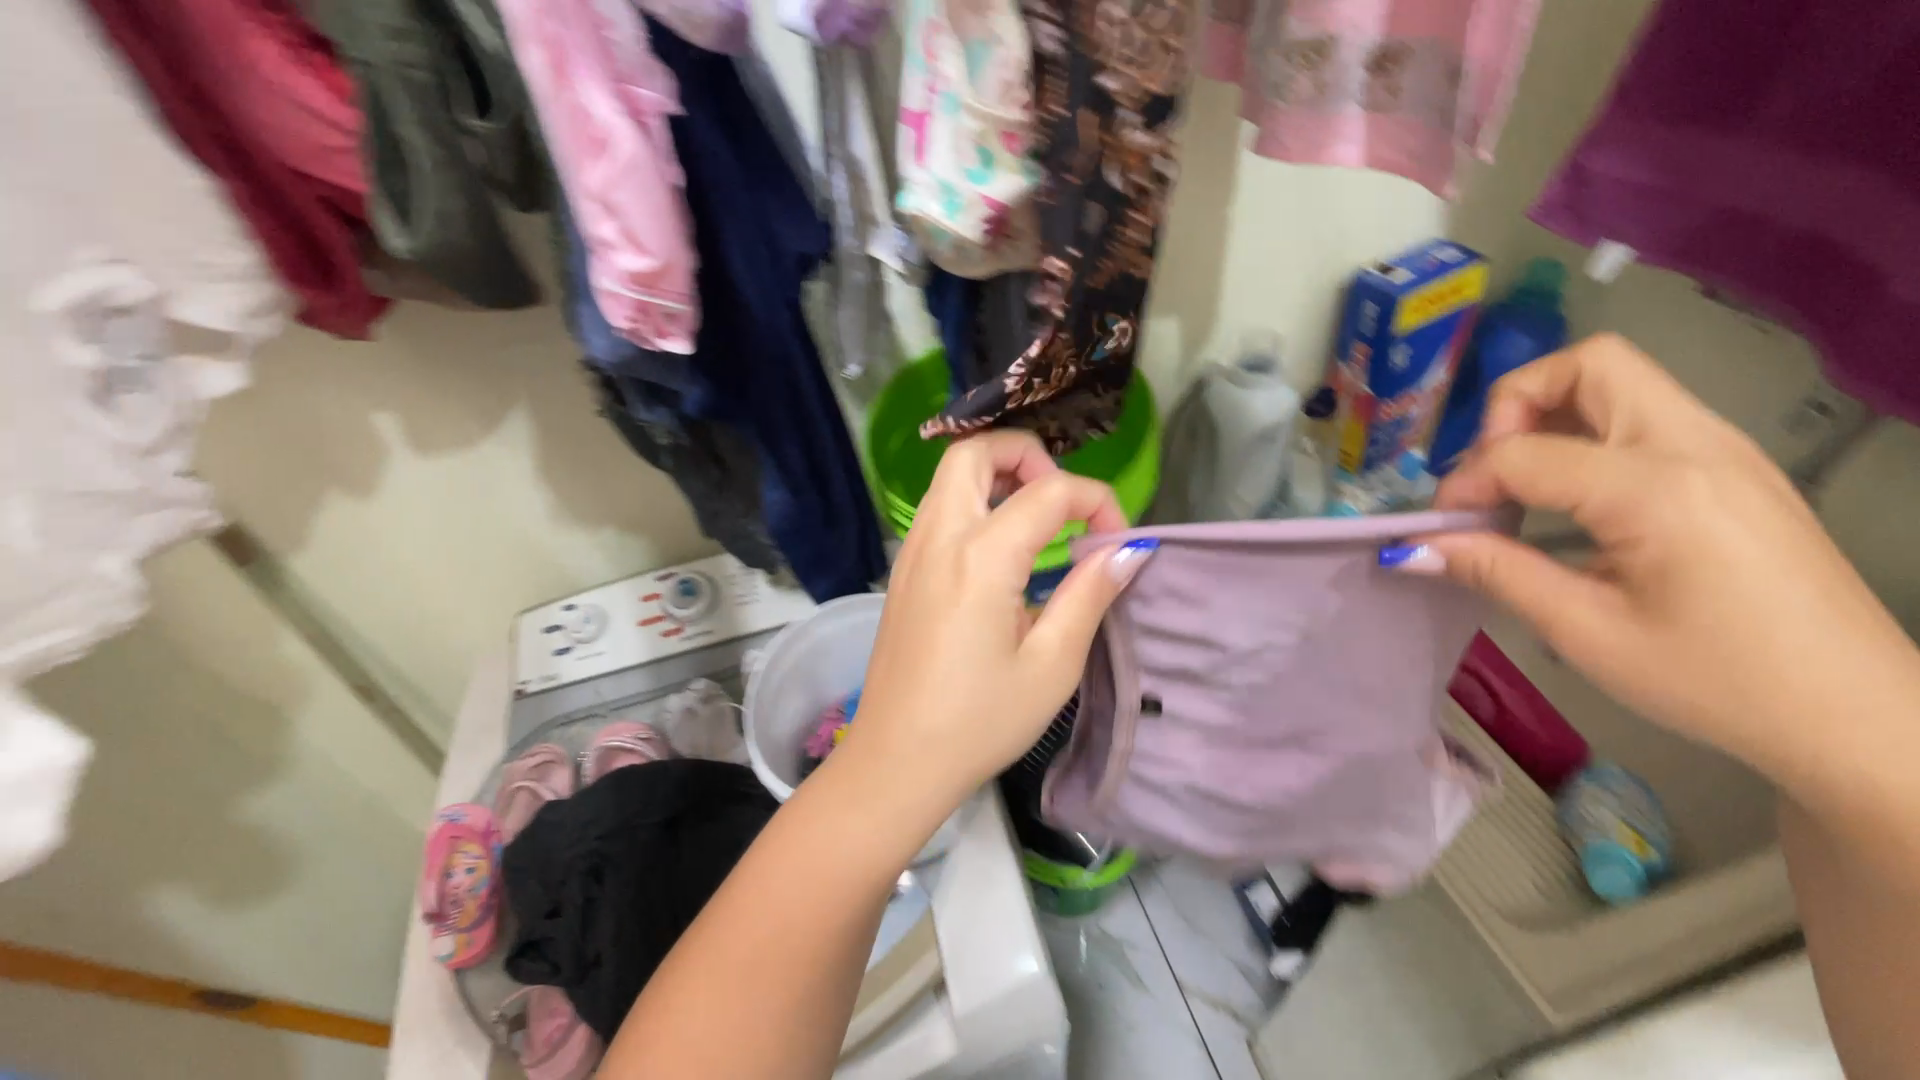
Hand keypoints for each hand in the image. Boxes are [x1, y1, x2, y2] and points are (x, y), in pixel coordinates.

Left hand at [842, 430, 1150, 808]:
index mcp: (980, 556)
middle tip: (1062, 505)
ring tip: (1039, 522)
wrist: (896, 760)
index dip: (1096, 502)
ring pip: (949, 476)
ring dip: (998, 476)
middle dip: (1029, 456)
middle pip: (975, 452)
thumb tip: (1129, 550)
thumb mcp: (1051, 665)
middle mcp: (938, 537)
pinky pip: (938, 509)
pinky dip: (974, 502)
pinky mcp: (903, 573)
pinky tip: (1002, 553)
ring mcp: (912, 552)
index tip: (1117, 542)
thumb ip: (1090, 594)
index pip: (1049, 491)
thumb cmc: (979, 721)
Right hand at [1410, 334, 1916, 771]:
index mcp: (1659, 488)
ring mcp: (1726, 449)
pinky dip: (1589, 434)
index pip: (1526, 449)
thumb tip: (1414, 546)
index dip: (1467, 481)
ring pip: (1621, 380)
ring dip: (1553, 414)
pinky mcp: (1735, 466)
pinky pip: (1647, 415)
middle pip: (1590, 364)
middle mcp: (1697, 445)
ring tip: (1524, 486)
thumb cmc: (1715, 681)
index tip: (1443, 527)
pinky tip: (1573, 501)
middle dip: (1517, 402)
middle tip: (1493, 471)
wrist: (1854, 713)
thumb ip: (1497, 573)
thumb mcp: (1587, 633)